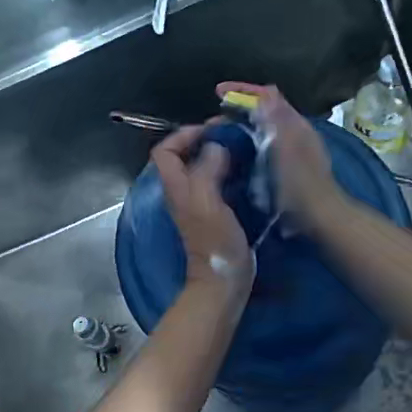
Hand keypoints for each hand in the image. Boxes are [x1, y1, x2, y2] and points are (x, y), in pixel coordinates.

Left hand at [151, 124, 254, 287]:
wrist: (223, 281)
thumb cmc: (215, 243)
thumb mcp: (209, 203)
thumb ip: (207, 171)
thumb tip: (214, 146)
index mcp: (176, 187)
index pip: (164, 150)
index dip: (182, 135)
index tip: (211, 130)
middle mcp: (183, 192)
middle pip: (182, 156)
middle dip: (204, 140)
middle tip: (233, 134)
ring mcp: (197, 203)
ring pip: (200, 167)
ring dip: (217, 154)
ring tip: (242, 146)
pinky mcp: (213, 212)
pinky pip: (215, 181)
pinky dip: (228, 170)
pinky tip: (247, 169)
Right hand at [217, 83, 345, 225]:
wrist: (321, 218)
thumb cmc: (301, 185)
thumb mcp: (286, 150)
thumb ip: (276, 121)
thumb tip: (264, 92)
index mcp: (295, 124)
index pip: (268, 95)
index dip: (242, 90)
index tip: (217, 92)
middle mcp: (295, 131)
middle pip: (264, 109)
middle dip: (238, 109)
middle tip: (213, 122)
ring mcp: (293, 149)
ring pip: (263, 127)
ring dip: (241, 126)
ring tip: (218, 136)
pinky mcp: (288, 166)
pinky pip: (264, 144)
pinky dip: (247, 143)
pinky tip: (235, 155)